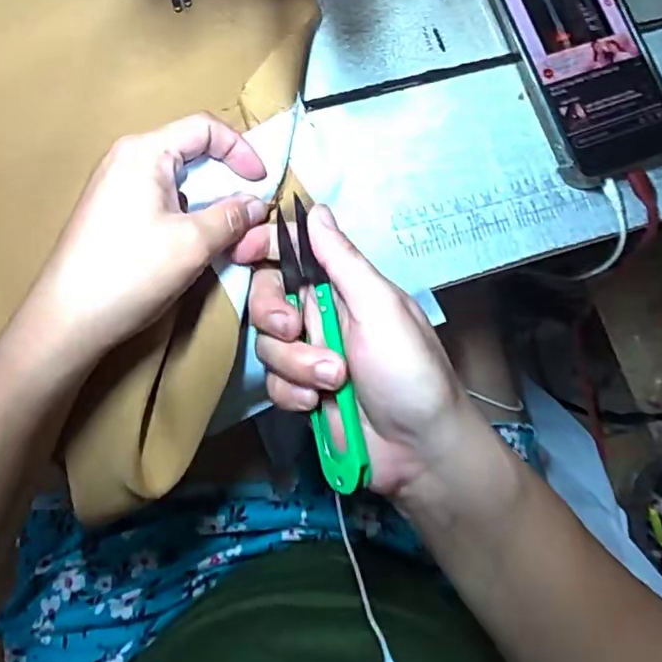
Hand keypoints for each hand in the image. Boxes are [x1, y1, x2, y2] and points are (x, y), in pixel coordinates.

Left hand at [10, 113, 269, 364]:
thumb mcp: (193, 243)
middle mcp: (126, 158)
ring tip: (225, 235)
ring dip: (208, 202)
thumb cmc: (131, 272)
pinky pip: (160, 198)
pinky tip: (194, 244)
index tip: (262, 181)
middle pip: (191, 152)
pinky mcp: (111, 210)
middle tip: (248, 213)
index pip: (204, 128)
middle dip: (226, 181)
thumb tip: (256, 204)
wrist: (66, 320)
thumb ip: (231, 216)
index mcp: (144, 151)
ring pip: (177, 180)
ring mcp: (115, 184)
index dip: (241, 150)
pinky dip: (186, 214)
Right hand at [232, 205, 488, 499]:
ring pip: (267, 343)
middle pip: (267, 296)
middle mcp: (321, 313)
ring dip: (296, 364)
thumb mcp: (381, 307)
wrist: (420, 452)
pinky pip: (273, 381)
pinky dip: (292, 392)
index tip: (240, 251)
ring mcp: (309, 353)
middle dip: (272, 313)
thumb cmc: (409, 370)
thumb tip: (317, 209)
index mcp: (343, 285)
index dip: (262, 244)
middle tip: (292, 330)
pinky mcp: (301, 390)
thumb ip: (343, 260)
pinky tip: (318, 404)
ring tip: (334, 380)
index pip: (293, 251)